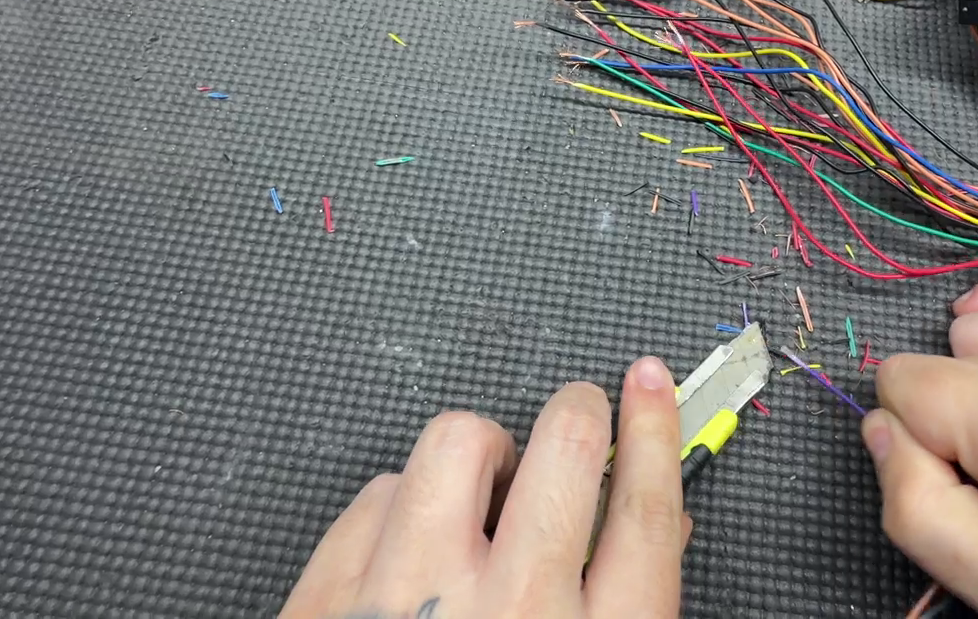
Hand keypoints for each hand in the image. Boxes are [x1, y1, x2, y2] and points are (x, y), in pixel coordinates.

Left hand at [280, 357, 685, 618]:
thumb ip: (633, 608)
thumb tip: (657, 525)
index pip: (645, 510)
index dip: (653, 430)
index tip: (648, 381)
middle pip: (564, 448)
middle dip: (579, 412)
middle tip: (575, 421)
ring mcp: (402, 608)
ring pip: (456, 443)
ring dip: (480, 455)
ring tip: (483, 498)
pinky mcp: (320, 612)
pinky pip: (373, 496)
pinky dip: (400, 506)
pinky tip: (408, 552)